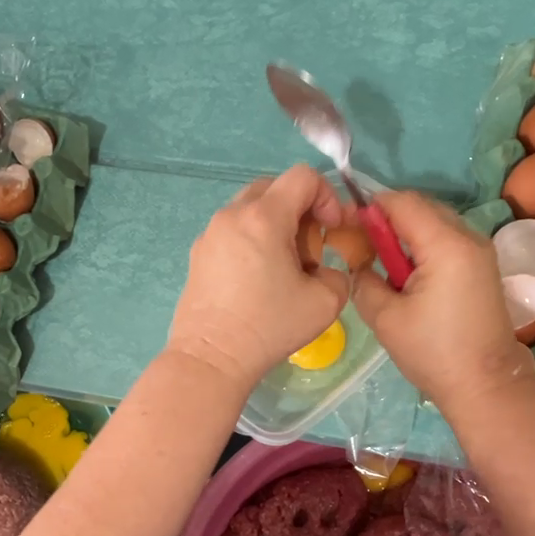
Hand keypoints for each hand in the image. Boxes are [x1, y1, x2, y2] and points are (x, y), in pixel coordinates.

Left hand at [168, 165, 350, 384]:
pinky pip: (231, 234)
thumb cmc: (269, 327)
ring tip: (281, 269)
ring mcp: (209, 235)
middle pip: (273, 189)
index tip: (331, 229)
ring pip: (250, 211)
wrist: (211, 359)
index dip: (327, 196)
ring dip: (274, 227)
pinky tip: (256, 282)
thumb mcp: (325, 302)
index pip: (302, 177)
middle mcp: (231, 216)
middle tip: (307, 249)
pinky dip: (251, 243)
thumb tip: (321, 269)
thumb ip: (336, 273)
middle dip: (299, 210)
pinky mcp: (197, 257)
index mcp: (263, 218)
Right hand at [350, 191, 534, 416]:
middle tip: (360, 244)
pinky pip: (447, 242)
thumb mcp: (385, 319)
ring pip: (435, 224)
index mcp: (446, 245)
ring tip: (380, 262)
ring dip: (406, 234)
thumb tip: (361, 265)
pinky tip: (405, 275)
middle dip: (388, 219)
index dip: (372, 207)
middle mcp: (468, 238)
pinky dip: (423, 248)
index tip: (347, 225)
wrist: (484, 384)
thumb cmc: (432, 352)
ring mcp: (480, 252)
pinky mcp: (482, 268)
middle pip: (422, 208)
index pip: (403, 203)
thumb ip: (365, 282)